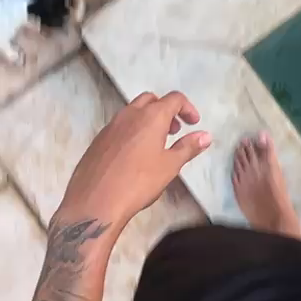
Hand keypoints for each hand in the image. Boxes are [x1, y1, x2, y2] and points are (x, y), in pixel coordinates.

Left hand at [56, 91, 211, 231]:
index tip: (193, 123)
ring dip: (148, 119)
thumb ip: (188, 147)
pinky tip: (133, 155)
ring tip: (155, 144)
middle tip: (174, 130)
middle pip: (151, 100)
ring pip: (133, 111)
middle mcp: (129, 114)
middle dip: (166, 110)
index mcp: (151, 116)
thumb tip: (205, 136)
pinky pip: (119, 126)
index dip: (188, 108)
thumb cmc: (138, 182)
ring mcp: (110, 126)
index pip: (174, 99)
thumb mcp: (170, 166)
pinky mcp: (98, 140)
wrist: (95, 202)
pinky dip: (132, 130)